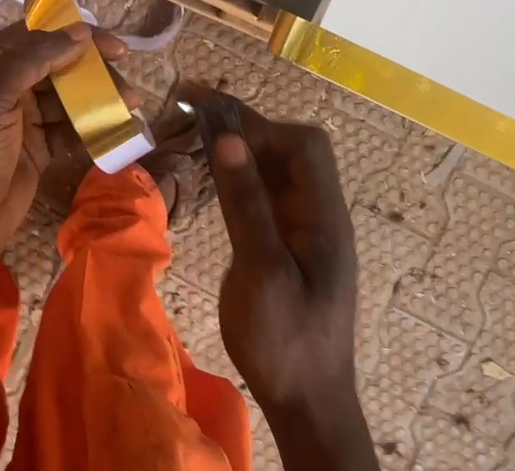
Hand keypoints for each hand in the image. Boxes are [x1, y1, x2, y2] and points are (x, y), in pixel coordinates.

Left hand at [0, 23, 130, 267]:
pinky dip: (91, 128)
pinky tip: (116, 131)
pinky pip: (68, 129)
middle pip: (56, 66)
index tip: (114, 48)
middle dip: (92, 72)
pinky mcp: (35, 148)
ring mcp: (20, 118)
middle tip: (126, 84)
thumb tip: (78, 33)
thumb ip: (33, 59)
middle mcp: (3, 84)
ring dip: (97, 100)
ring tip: (130, 107)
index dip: (76, 36)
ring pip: (66, 98)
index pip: (36, 36)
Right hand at [195, 90, 372, 466]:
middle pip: (289, 151)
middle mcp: (316, 214)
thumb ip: (247, 203)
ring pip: (274, 170)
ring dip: (240, 149)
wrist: (306, 403)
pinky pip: (264, 196)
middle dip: (245, 127)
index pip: (305, 146)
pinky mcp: (284, 246)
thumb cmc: (285, 341)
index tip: (213, 121)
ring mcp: (301, 230)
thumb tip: (228, 138)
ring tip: (193, 132)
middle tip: (192, 112)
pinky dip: (238, 177)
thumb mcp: (262, 271)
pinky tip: (211, 176)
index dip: (262, 126)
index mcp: (323, 216)